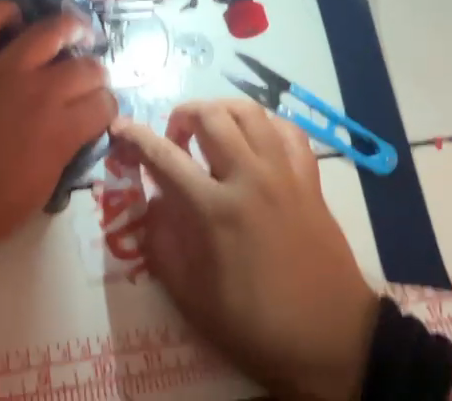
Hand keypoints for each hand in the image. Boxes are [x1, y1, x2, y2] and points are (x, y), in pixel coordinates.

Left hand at [0, 3, 114, 384]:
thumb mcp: (40, 191)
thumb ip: (64, 151)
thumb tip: (76, 129)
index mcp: (59, 130)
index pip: (104, 104)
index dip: (108, 109)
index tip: (101, 114)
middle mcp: (38, 90)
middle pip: (87, 66)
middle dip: (96, 75)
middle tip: (89, 81)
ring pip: (50, 30)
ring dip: (70, 31)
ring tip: (73, 36)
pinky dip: (6, 13)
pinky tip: (15, 21)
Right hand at [113, 100, 377, 400]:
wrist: (332, 341)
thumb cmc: (257, 326)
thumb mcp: (192, 298)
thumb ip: (162, 245)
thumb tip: (151, 205)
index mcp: (214, 210)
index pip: (164, 156)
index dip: (135, 137)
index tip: (118, 127)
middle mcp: (249, 178)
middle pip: (209, 116)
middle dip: (181, 116)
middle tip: (174, 140)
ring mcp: (284, 174)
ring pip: (249, 112)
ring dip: (220, 111)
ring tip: (210, 131)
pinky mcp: (311, 180)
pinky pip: (287, 130)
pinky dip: (265, 125)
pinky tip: (254, 141)